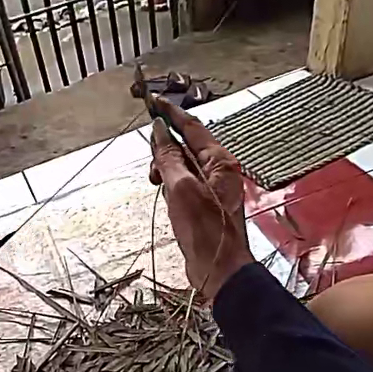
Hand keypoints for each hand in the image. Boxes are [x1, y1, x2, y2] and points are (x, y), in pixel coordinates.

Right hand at [148, 98, 252, 300]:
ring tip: (159, 187)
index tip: (153, 101)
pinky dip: (170, 188)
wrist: (219, 270)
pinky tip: (167, 201)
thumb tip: (159, 132)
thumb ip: (168, 158)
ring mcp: (211, 188)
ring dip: (166, 172)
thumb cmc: (205, 231)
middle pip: (185, 147)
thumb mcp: (181, 189)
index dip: (171, 114)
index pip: (192, 127)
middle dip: (165, 151)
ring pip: (180, 167)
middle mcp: (218, 170)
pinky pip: (182, 186)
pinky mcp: (202, 204)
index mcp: (220, 161)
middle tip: (153, 167)